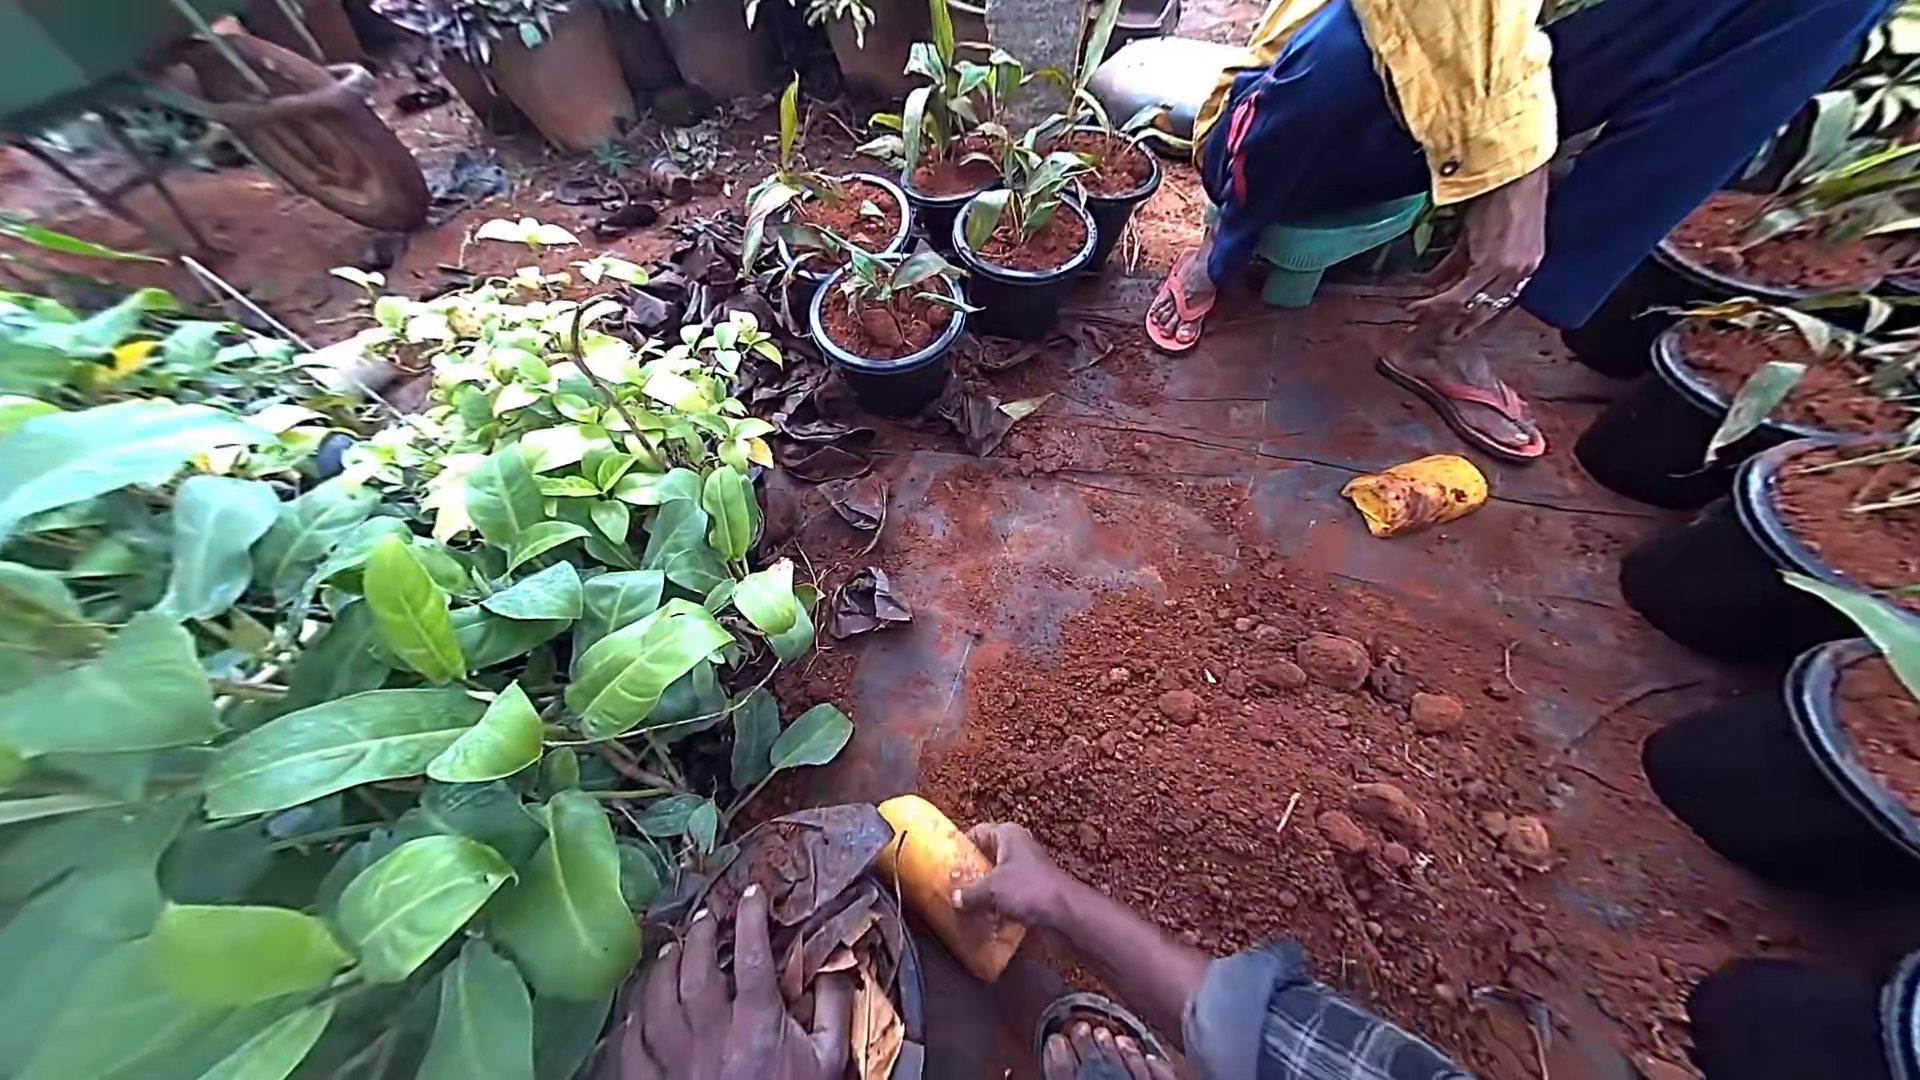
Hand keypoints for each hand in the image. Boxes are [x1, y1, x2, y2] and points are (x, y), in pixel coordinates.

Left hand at [619, 884, 851, 1079]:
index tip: (752, 891)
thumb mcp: (827, 1060)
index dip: (750, 917)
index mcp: (757, 1027)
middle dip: (700, 936)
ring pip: (656, 1006)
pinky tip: (640, 1005)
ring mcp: (677, 1067)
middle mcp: (712, 1040)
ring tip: (672, 947)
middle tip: (707, 915)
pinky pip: (630, 1052)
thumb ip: (834, 1008)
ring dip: (661, 970)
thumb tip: (835, 963)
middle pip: (695, 975)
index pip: (751, 958)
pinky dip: (632, 1022)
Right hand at [952, 823, 1073, 928]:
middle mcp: (1017, 846)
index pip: (978, 831)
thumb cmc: (1028, 889)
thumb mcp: (992, 888)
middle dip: (972, 869)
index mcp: (1008, 834)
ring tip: (964, 902)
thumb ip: (970, 892)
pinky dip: (997, 902)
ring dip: (984, 888)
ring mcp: (1026, 867)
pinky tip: (984, 916)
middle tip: (953, 883)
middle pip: (987, 854)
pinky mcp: (1032, 888)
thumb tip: (954, 898)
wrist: (1064, 913)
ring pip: (997, 874)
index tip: (947, 858)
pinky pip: (1008, 892)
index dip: (962, 843)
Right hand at [1410, 164, 1548, 343]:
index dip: (1468, 318)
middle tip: (1429, 333)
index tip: (1447, 328)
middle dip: (1453, 325)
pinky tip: (1416, 305)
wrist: (1510, 171)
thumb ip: (1461, 260)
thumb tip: (1435, 281)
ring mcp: (1509, 269)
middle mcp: (1521, 271)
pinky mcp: (1492, 264)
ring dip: (1436, 313)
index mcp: (1526, 265)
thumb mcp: (1480, 235)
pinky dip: (1434, 302)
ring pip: (1466, 306)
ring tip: (1414, 316)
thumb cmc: (1499, 195)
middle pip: (1482, 311)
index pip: (1495, 303)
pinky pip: (1458, 294)